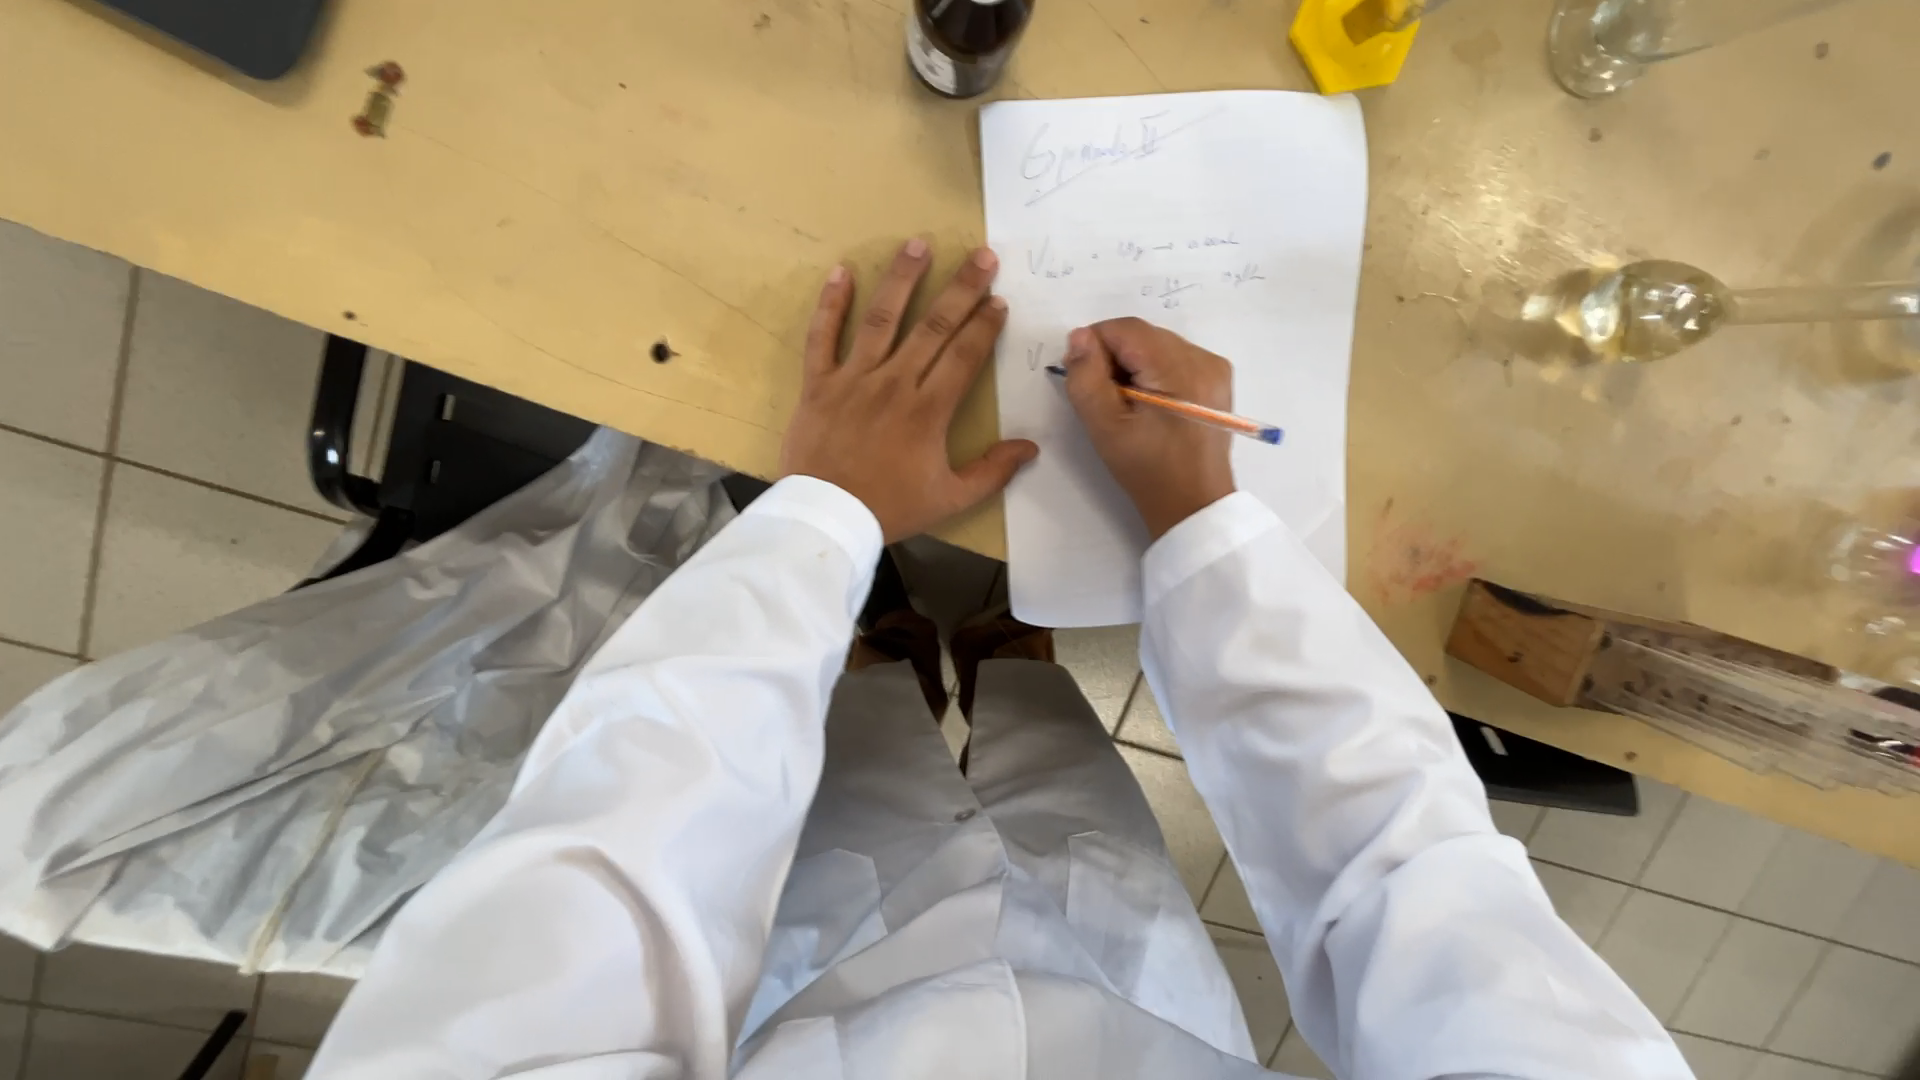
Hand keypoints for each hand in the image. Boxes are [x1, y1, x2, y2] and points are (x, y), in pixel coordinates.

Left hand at [781, 239, 1038, 542]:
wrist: (827, 519)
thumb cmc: (891, 508)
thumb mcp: (950, 498)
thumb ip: (993, 472)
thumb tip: (1031, 447)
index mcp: (929, 411)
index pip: (964, 355)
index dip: (984, 325)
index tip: (998, 300)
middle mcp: (895, 384)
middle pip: (933, 327)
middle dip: (961, 288)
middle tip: (982, 255)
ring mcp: (853, 380)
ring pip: (882, 320)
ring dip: (903, 279)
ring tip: (920, 243)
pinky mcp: (819, 385)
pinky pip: (822, 338)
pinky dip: (831, 305)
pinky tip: (842, 271)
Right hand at [1061, 318, 1235, 539]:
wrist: (1192, 504)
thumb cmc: (1147, 471)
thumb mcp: (1105, 427)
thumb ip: (1087, 378)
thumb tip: (1079, 336)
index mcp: (1180, 370)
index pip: (1125, 329)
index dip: (1094, 343)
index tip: (1079, 373)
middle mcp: (1203, 359)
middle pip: (1143, 335)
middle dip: (1114, 356)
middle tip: (1099, 395)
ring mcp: (1214, 368)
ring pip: (1157, 345)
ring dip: (1132, 364)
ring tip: (1124, 403)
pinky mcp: (1216, 380)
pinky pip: (1174, 358)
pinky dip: (1152, 372)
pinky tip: (1146, 404)